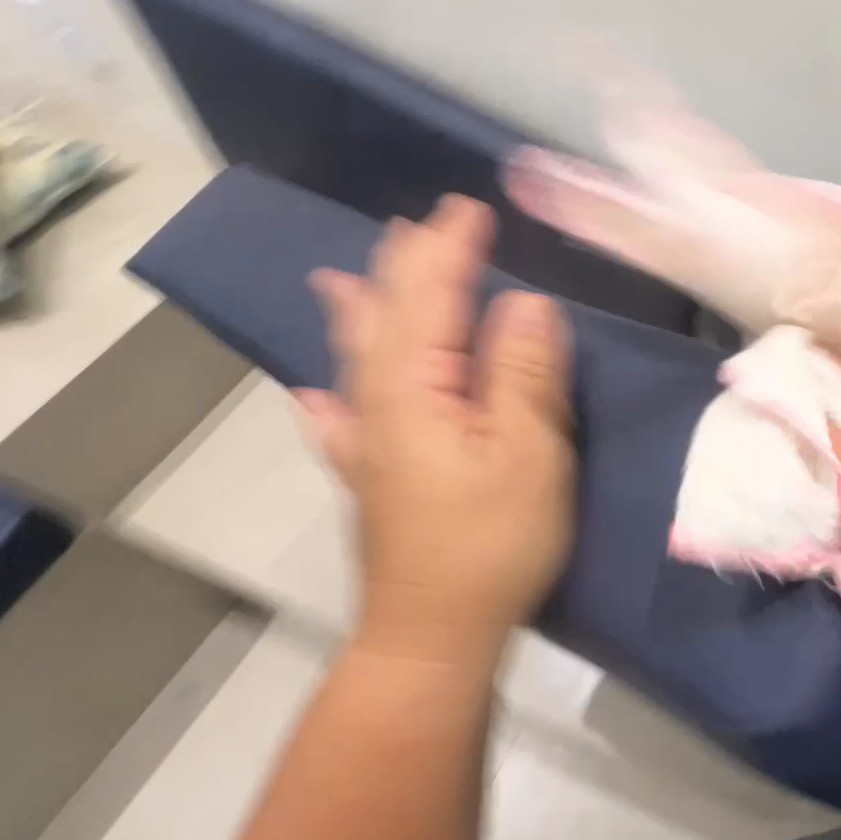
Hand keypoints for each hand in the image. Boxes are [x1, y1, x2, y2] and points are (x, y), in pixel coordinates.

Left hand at [295, 195, 575, 666]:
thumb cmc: (492, 540)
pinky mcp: (371, 480)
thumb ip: (526, 372)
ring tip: (343, 275)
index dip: (453, 249)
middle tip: (421, 223)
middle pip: (386, 317)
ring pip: (356, 360)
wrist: (432, 634)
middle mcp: (378, 402)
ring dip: (359, 311)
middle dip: (407, 265)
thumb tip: (525, 301)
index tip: (471, 206)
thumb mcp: (529, 452)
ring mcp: (367, 443)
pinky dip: (326, 399)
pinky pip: (339, 424)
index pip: (433, 296)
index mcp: (417, 385)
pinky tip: (311, 397)